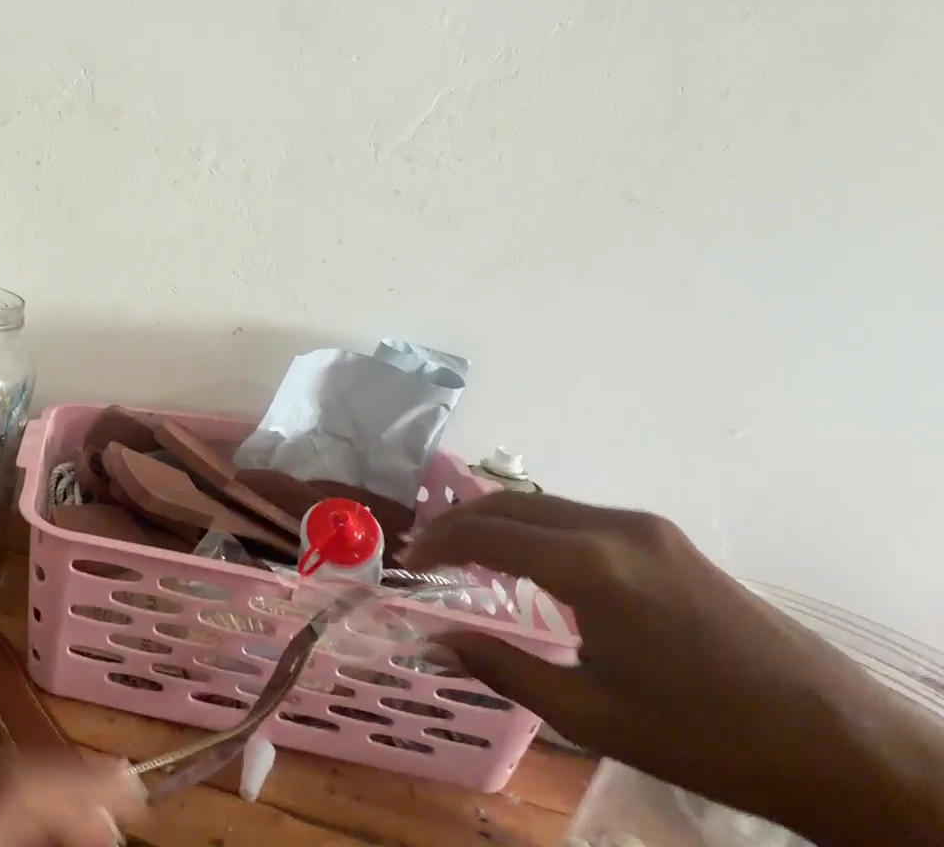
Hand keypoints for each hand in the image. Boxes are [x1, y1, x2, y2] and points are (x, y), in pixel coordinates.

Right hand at [403, 491, 943, 845]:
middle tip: (423, 554)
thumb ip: (501, 667)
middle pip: (511, 504)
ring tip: (463, 554)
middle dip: (457, 522)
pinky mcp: (671, 542)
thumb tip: (431, 642)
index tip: (404, 564)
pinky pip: (580, 517)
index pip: (485, 533)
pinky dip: (535, 528)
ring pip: (545, 505)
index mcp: (591, 567)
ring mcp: (649, 530)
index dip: (436, 544)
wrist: (844, 745)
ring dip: (496, 521)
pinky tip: (527, 561)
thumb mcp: (589, 713)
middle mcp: (616, 529)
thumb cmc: (705, 736)